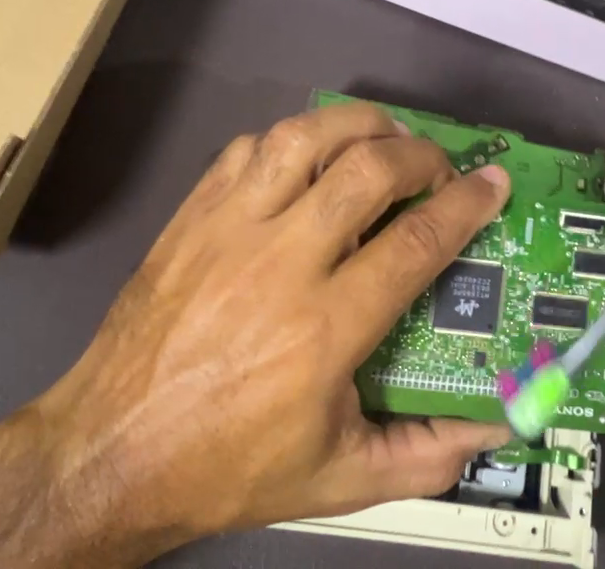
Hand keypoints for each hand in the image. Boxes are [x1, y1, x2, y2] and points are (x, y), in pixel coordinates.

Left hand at [26, 103, 513, 555]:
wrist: (111, 454)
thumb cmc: (230, 466)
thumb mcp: (339, 480)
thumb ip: (425, 456)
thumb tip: (494, 428)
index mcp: (325, 329)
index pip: (415, 242)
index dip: (466, 204)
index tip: (491, 182)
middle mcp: (280, 264)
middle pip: (367, 172)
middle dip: (420, 155)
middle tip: (438, 166)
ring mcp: (228, 231)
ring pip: (303, 139)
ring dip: (356, 125)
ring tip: (383, 136)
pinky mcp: (190, 218)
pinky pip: (246, 150)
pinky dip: (289, 142)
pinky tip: (307, 159)